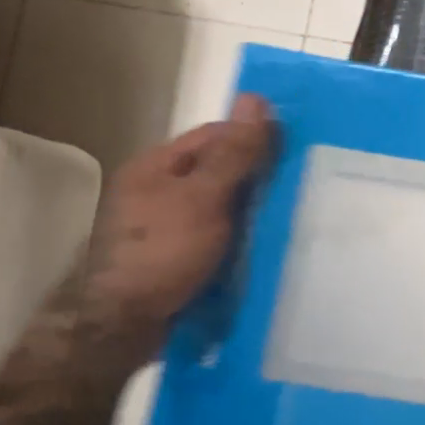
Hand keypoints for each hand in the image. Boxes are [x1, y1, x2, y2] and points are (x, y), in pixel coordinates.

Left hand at [86, 94, 273, 320]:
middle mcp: (155, 191)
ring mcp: (163, 227)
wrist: (124, 325)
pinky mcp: (174, 257)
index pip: (213, 136)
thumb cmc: (162, 252)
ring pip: (219, 206)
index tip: (293, 152)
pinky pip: (216, 236)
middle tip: (299, 186)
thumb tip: (256, 98)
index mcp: (155, 167)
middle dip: (256, 177)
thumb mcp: (204, 197)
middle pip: (216, 171)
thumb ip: (233, 153)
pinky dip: (240, 238)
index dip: (252, 139)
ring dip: (251, 210)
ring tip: (290, 217)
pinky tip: (264, 247)